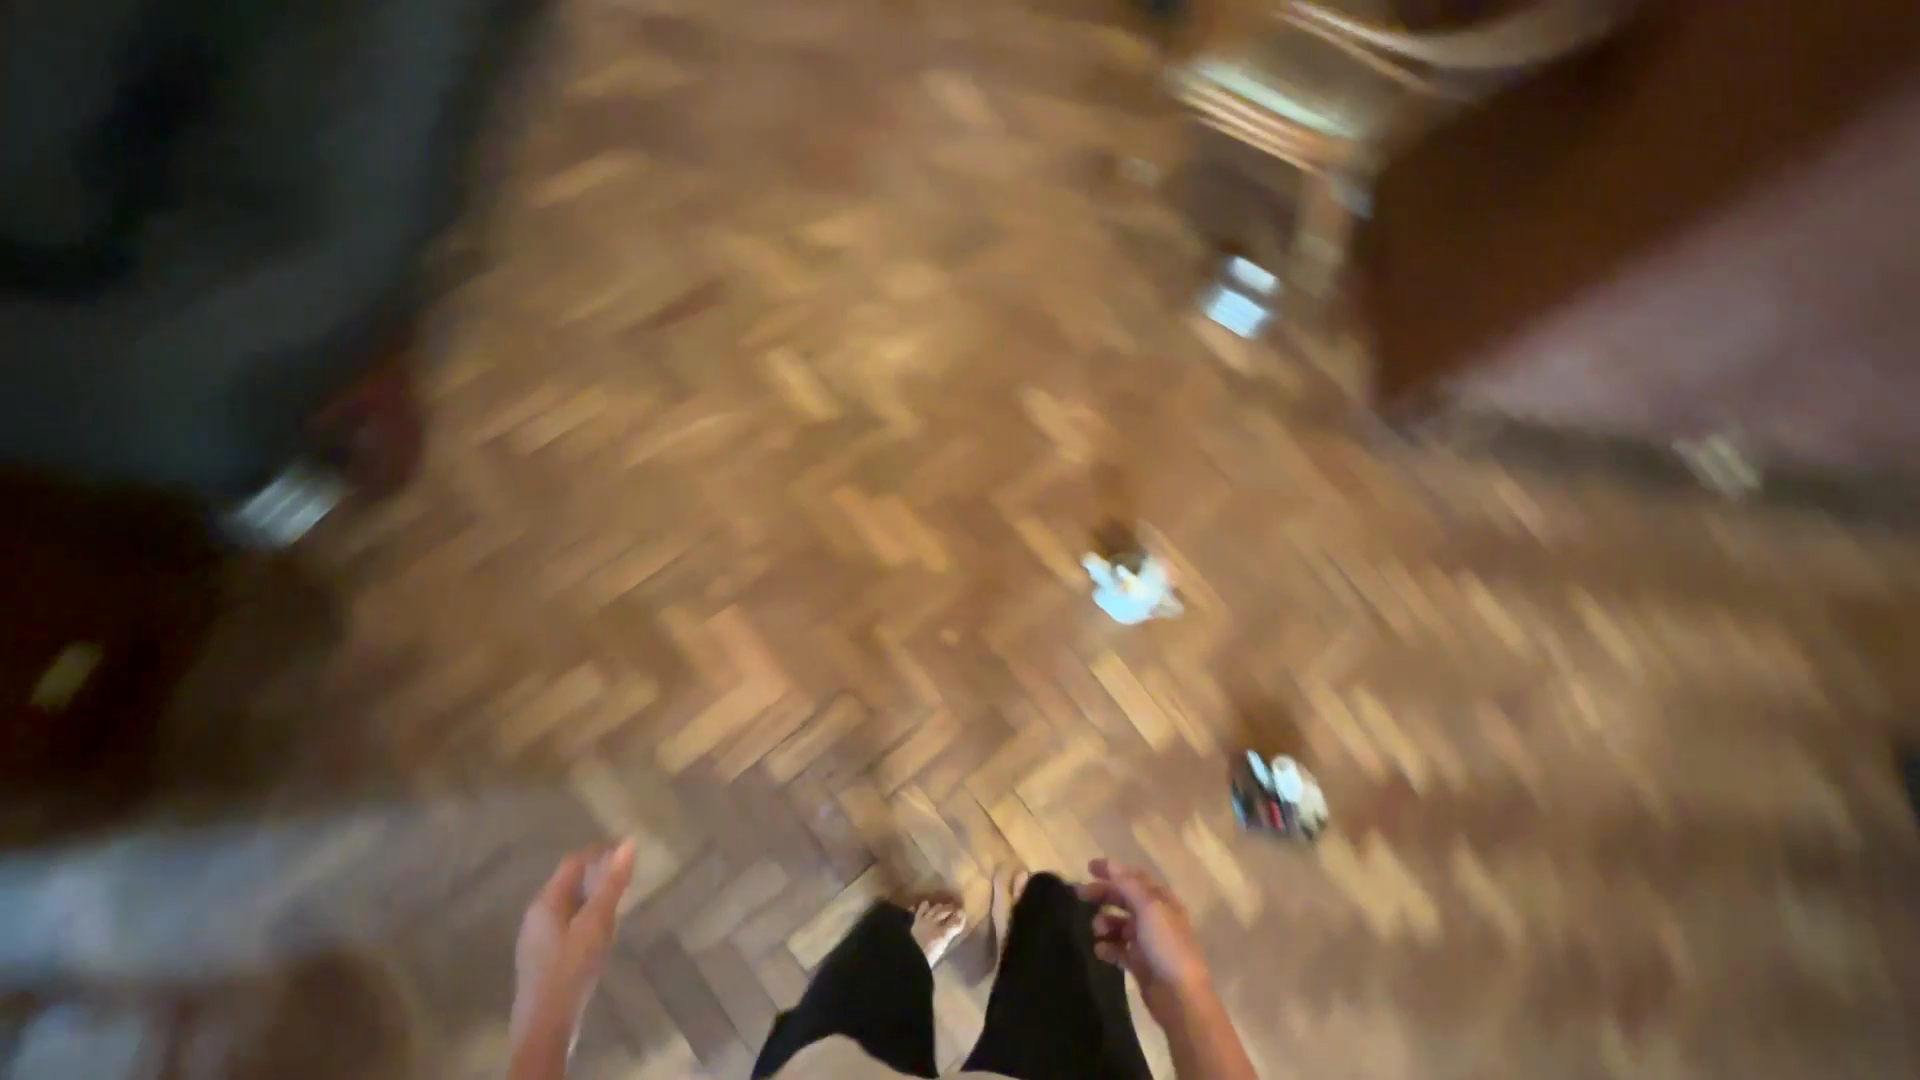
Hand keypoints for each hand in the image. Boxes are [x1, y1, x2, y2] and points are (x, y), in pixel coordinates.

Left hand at [511, 842, 635, 1057]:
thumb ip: (612, 884)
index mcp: (546, 902)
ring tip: (618, 898)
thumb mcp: (597, 923)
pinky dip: (585, 914)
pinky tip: (600, 930)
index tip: (627, 850)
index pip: (574, 862)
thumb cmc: (572, 968)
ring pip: (567, 903)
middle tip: (627, 874)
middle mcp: (536, 914)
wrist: (545, 1026)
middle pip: (568, 881)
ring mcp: (536, 937)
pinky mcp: (542, 957)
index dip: (600, 851)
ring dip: (592, 894)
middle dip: (597, 872)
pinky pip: (566, 922)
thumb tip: (628, 844)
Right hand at [1077, 858, 1210, 1016]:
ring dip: (1105, 923)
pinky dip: (1108, 946)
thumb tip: (1111, 865)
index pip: (1135, 878)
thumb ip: (1128, 885)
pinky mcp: (1140, 963)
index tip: (1089, 867)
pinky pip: (1119, 949)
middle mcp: (1156, 918)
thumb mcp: (1149, 908)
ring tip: (1097, 930)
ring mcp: (1148, 941)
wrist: (1180, 997)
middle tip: (1081, 896)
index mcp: (1162, 901)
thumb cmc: (1167, 946)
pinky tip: (1101, 950)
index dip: (1113, 870)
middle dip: (1104, 895)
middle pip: (1125, 899)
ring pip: (1120, 924)